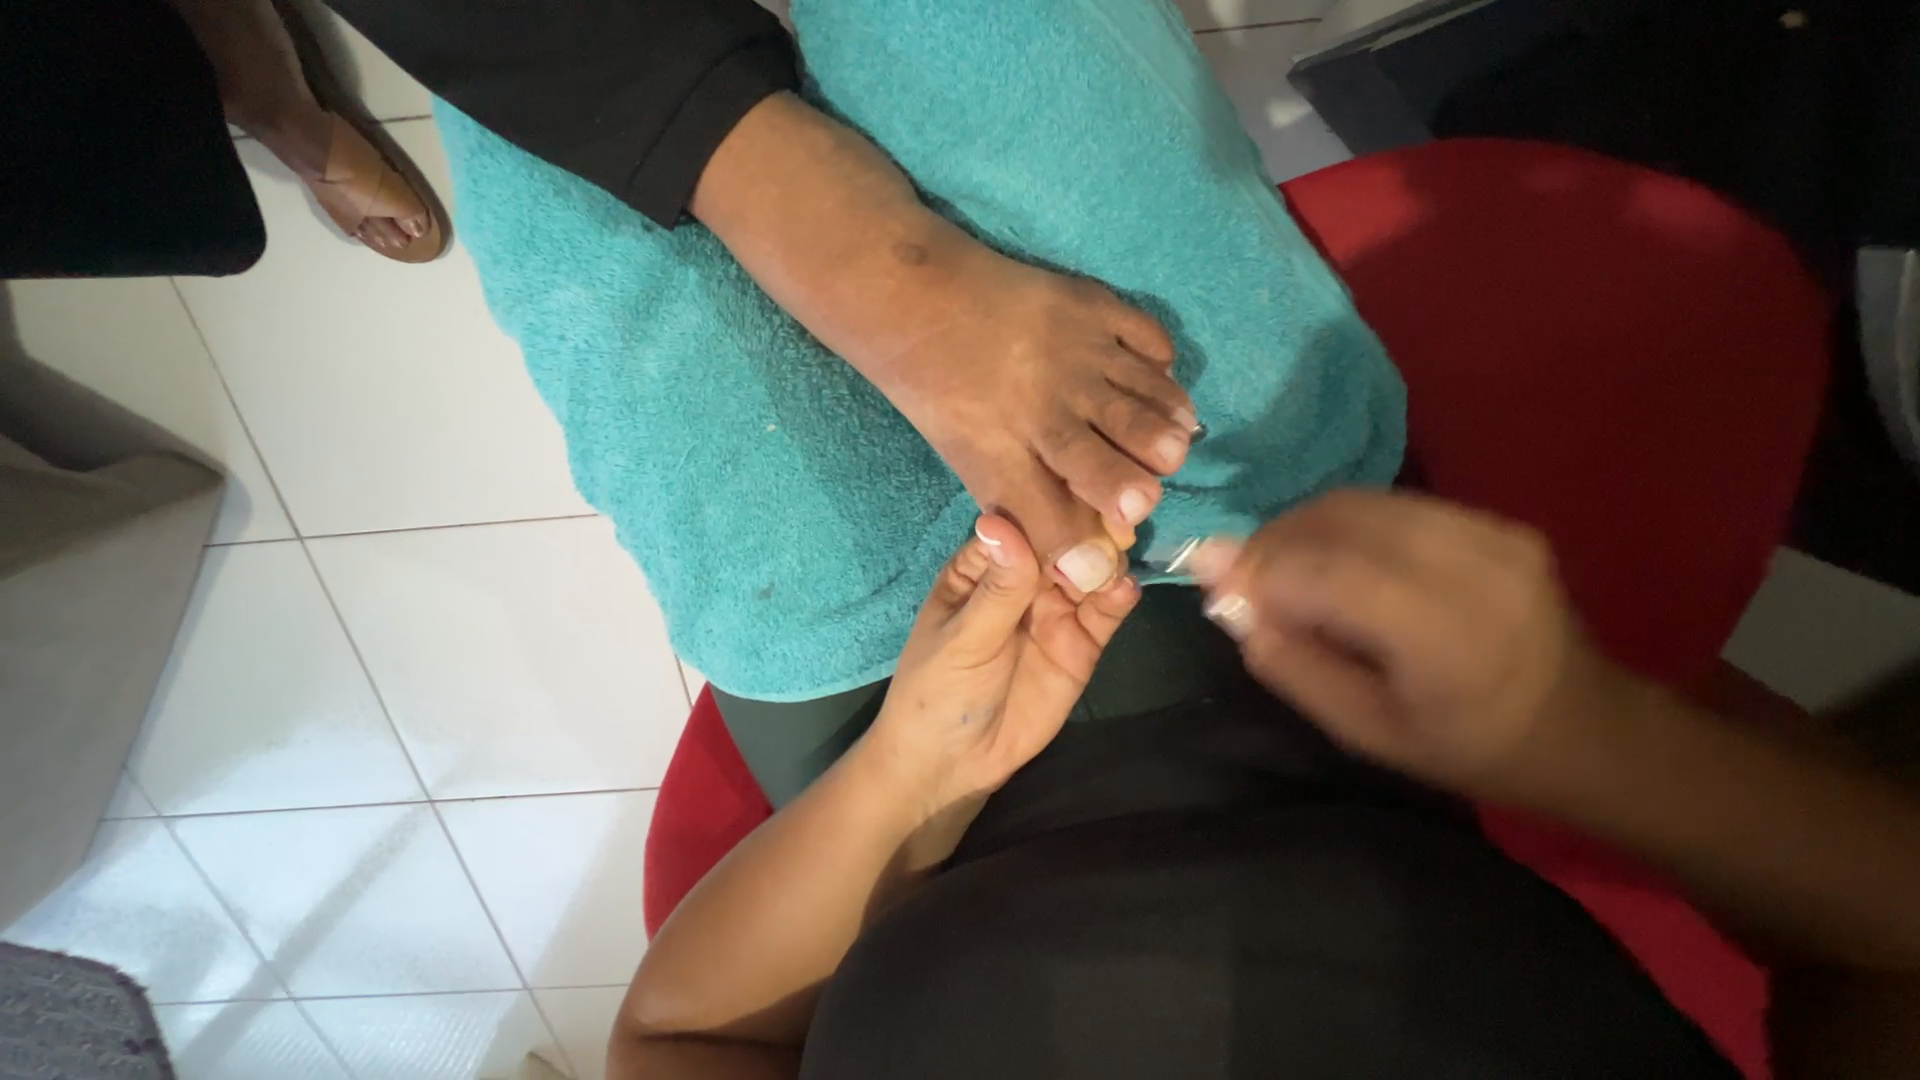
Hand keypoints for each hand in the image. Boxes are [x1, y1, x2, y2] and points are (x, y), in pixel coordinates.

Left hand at [860, 514, 1139, 837]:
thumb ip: (997, 589)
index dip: (1049, 505)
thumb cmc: (938, 691)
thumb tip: (1002, 521)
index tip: (1078, 488)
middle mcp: (1025, 576)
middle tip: (1114, 520)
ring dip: (1107, 560)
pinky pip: (1106, 613)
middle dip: (1087, 529)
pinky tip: (1125, 589)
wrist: (955, 763)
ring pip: (1091, 570)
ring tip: (1118, 556)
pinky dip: (1119, 598)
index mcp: (984, 564)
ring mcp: (1056, 608)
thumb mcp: (963, 638)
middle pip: (1064, 540)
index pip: (1022, 522)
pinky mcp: (1082, 642)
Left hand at [861, 242, 1195, 591]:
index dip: (1079, 551)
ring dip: (1167, 426)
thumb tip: (1081, 558)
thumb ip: (1021, 503)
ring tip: (1175, 444)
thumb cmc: (941, 394)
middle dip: (1131, 489)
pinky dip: (1162, 365)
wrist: (922, 302)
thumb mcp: (967, 459)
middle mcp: (1042, 409)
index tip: (1100, 572)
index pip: (1049, 517)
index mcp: (1000, 454)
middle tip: (1144, 498)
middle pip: (1103, 461)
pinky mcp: (1092, 306)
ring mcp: (1074, 352)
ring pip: (1144, 400)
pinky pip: (1149, 338)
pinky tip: (1160, 380)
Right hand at [1194, 490, 1630, 801]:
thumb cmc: (1465, 746)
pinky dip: (1339, 525)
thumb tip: (1222, 596)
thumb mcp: (1362, 729)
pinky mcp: (1493, 519)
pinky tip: (1331, 561)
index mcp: (1449, 637)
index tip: (1217, 590)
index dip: (1261, 570)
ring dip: (1300, 529)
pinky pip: (1388, 504)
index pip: (1330, 572)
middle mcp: (1475, 567)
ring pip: (1358, 502)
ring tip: (1281, 571)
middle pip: (1339, 520)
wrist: (1586, 727)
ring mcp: (1491, 533)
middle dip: (1272, 542)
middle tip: (1241, 580)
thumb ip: (1288, 661)